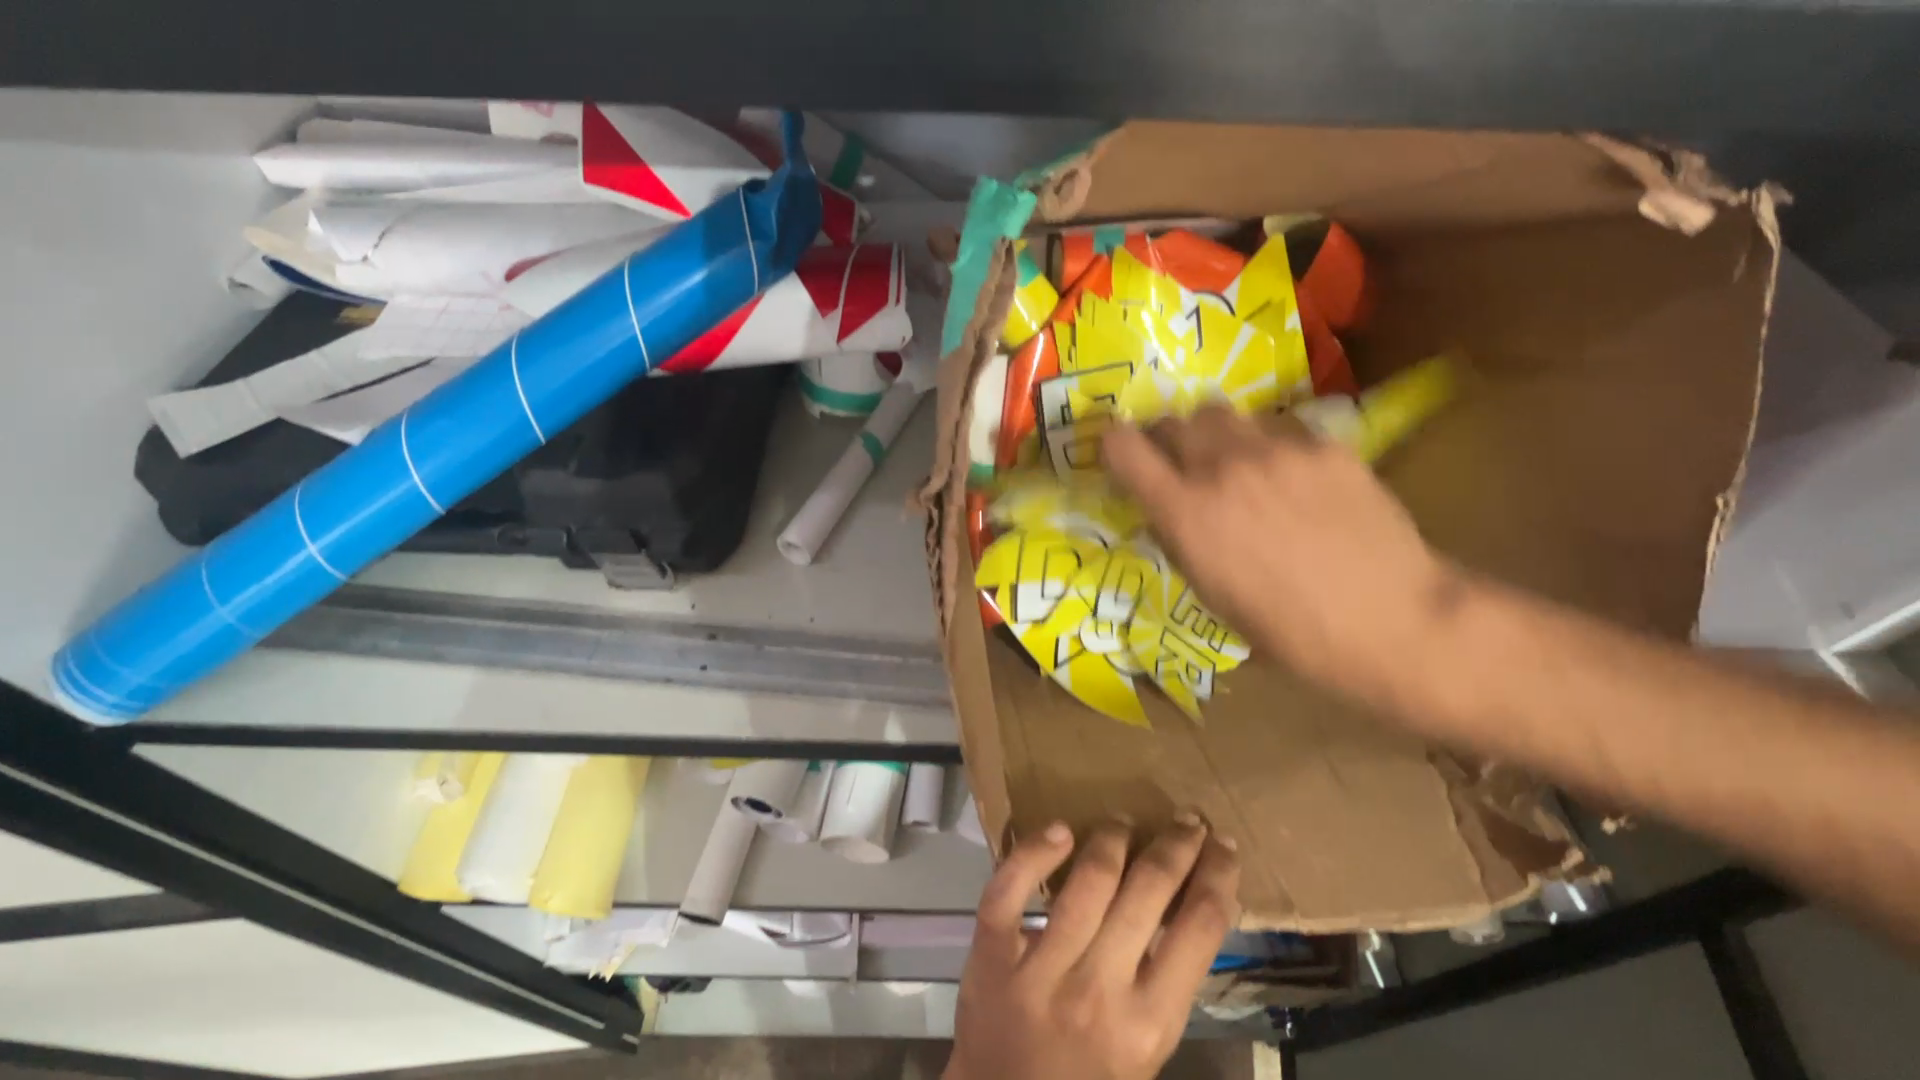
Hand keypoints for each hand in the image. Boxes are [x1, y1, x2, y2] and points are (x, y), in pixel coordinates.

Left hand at [946, 818, 1239, 1079]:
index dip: (1217, 874)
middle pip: (1148, 889)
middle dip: (1176, 844)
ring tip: (1124, 822)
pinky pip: (1009, 889)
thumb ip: (1167, 981)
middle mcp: (1100, 990)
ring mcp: (1041, 970)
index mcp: (1150, 1021)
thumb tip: (1192, 899)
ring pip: (1087, 880)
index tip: (1223, 846)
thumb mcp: (1149, 1046)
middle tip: (1186, 821)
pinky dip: (1033, 852)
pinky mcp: (991, 956)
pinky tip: (1059, 831)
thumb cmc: (1091, 1077)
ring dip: (1112, 837)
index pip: (1200, 926)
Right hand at [1103, 405, 1459, 703]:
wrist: (1390, 621)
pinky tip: (1296, 479)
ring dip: (1219, 435)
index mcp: (1186, 512)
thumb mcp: (1214, 598)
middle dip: (1168, 438)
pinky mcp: (1325, 444)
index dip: (1113, 446)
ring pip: (1226, 414)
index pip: (1123, 447)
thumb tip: (1171, 516)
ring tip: (1240, 465)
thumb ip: (1183, 542)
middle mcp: (1223, 467)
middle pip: (1174, 419)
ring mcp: (1277, 449)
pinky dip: (1272, 445)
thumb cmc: (1292, 633)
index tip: (1120, 458)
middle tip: (1182, 464)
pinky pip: (1281, 428)